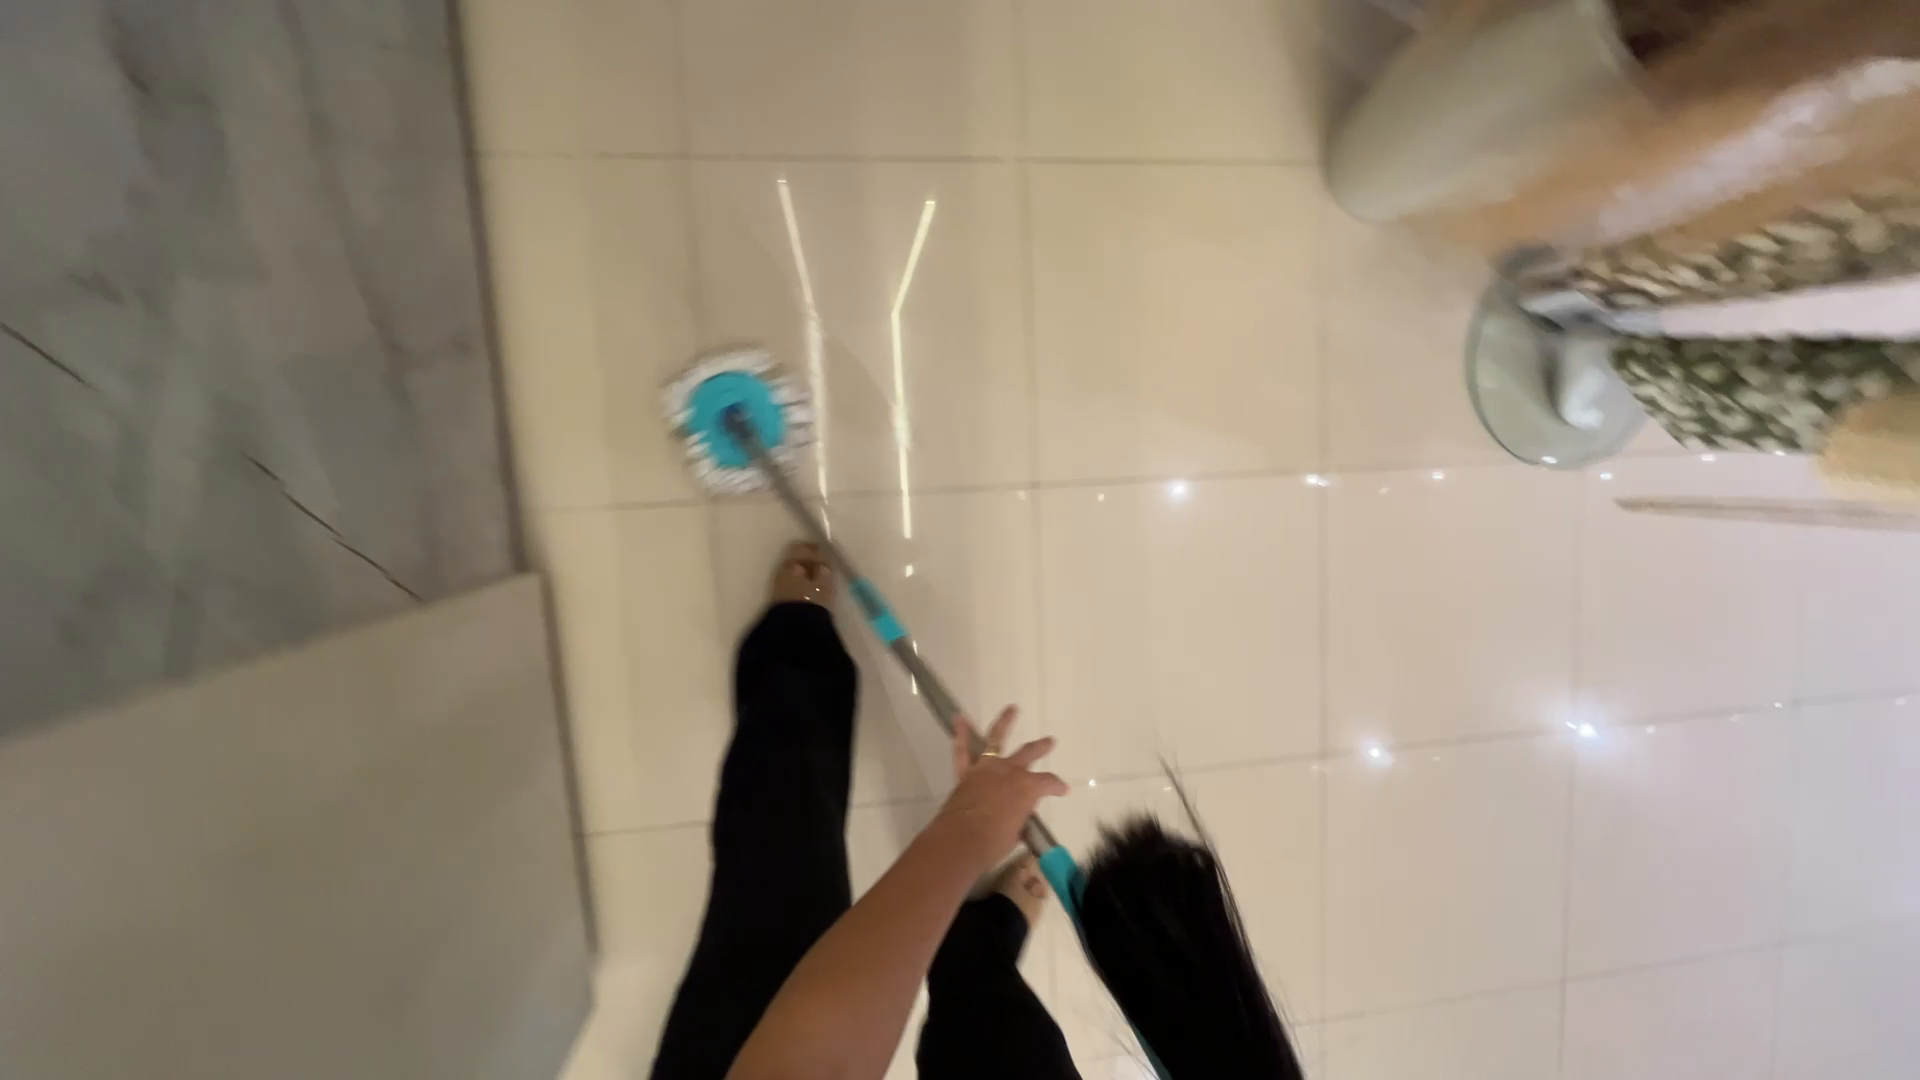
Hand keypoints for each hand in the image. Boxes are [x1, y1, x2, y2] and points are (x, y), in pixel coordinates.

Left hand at [927, 707, 1067, 875]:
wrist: (962, 840)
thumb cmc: (994, 842)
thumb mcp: (1017, 833)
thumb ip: (1019, 818)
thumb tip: (1018, 814)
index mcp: (1027, 787)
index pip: (1049, 782)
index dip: (1057, 786)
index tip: (1062, 790)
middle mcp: (1009, 771)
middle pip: (1028, 754)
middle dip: (1040, 747)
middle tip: (1049, 741)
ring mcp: (986, 768)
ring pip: (996, 738)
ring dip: (1005, 722)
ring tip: (1012, 709)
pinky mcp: (966, 773)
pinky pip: (962, 750)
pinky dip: (960, 733)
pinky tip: (958, 717)